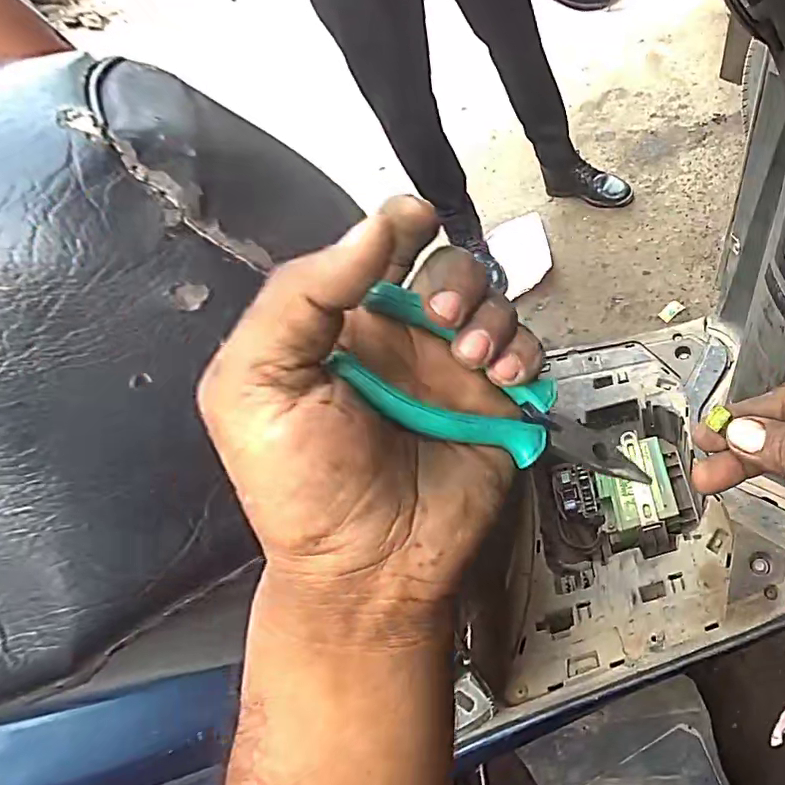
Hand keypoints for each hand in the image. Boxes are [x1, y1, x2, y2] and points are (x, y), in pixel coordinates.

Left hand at [197, 197, 543, 648]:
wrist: (368, 566)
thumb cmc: (302, 486)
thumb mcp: (258, 385)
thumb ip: (298, 299)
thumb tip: (367, 233)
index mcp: (345, 328)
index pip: (378, 253)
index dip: (399, 225)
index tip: (417, 218)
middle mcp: (404, 342)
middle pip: (448, 269)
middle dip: (455, 279)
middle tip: (443, 319)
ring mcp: (455, 372)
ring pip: (494, 304)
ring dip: (492, 317)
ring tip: (474, 360)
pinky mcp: (497, 403)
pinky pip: (526, 353)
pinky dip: (524, 353)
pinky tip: (503, 378)